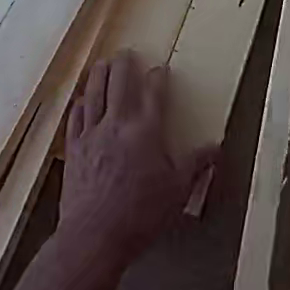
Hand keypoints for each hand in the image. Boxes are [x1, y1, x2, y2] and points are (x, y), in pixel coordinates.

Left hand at [60, 52, 216, 265]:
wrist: (94, 236)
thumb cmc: (140, 214)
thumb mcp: (177, 191)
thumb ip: (195, 165)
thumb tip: (215, 148)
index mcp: (146, 131)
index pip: (155, 93)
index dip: (158, 77)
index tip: (161, 69)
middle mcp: (118, 124)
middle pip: (119, 83)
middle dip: (124, 65)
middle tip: (126, 53)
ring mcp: (92, 134)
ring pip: (94, 94)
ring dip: (99, 75)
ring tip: (102, 63)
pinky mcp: (73, 149)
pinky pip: (75, 118)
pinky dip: (79, 105)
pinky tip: (81, 100)